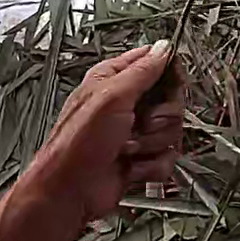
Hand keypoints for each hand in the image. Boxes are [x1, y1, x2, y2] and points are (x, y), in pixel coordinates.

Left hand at [0, 41, 183, 240]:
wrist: (68, 192)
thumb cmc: (77, 143)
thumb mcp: (111, 97)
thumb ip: (142, 71)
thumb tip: (163, 48)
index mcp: (113, 79)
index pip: (154, 62)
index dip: (169, 72)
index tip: (171, 85)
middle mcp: (124, 104)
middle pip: (170, 100)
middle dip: (161, 117)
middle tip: (143, 123)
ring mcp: (133, 133)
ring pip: (171, 132)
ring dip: (152, 144)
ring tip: (128, 148)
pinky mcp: (140, 158)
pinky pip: (166, 159)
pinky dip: (151, 166)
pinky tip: (130, 166)